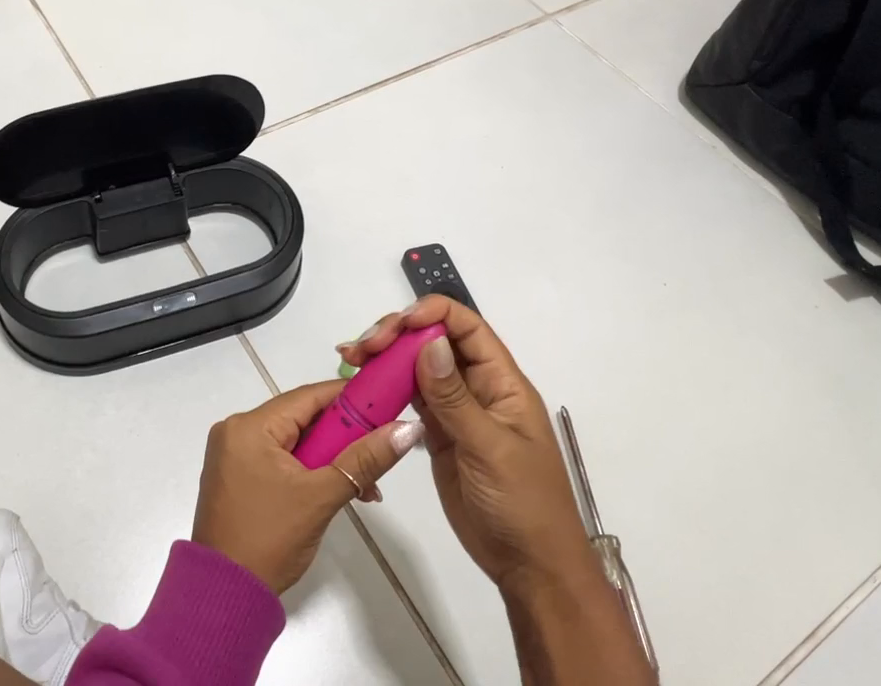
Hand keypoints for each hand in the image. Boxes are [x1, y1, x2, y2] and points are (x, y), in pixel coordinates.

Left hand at [192, 380, 422, 592]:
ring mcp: (234, 455)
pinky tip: (338, 491)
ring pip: (295, 442)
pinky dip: (309, 471)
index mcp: (249, 426)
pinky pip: (281, 460)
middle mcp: (236, 431)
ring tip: (365, 488)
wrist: (225, 594)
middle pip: (302, 419)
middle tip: (379, 455)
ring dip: (330, 460)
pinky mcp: (237, 477)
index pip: (308, 396)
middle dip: (344, 438)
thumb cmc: (270, 539)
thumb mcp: (322, 496)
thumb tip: (409, 429)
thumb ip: (365, 459)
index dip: (350, 398)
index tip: (386, 404)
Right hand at [340, 296, 593, 588]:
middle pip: (435, 341)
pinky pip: (408, 398)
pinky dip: (384, 388)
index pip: (467, 327)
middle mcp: (477, 388)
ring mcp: (455, 411)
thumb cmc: (523, 504)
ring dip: (384, 358)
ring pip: (416, 367)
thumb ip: (456, 398)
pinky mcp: (437, 434)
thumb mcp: (490, 448)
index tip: (394, 326)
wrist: (530, 566)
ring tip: (350, 359)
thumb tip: (430, 343)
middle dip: (398, 334)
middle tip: (361, 348)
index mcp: (502, 383)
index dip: (432, 314)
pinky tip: (361, 386)